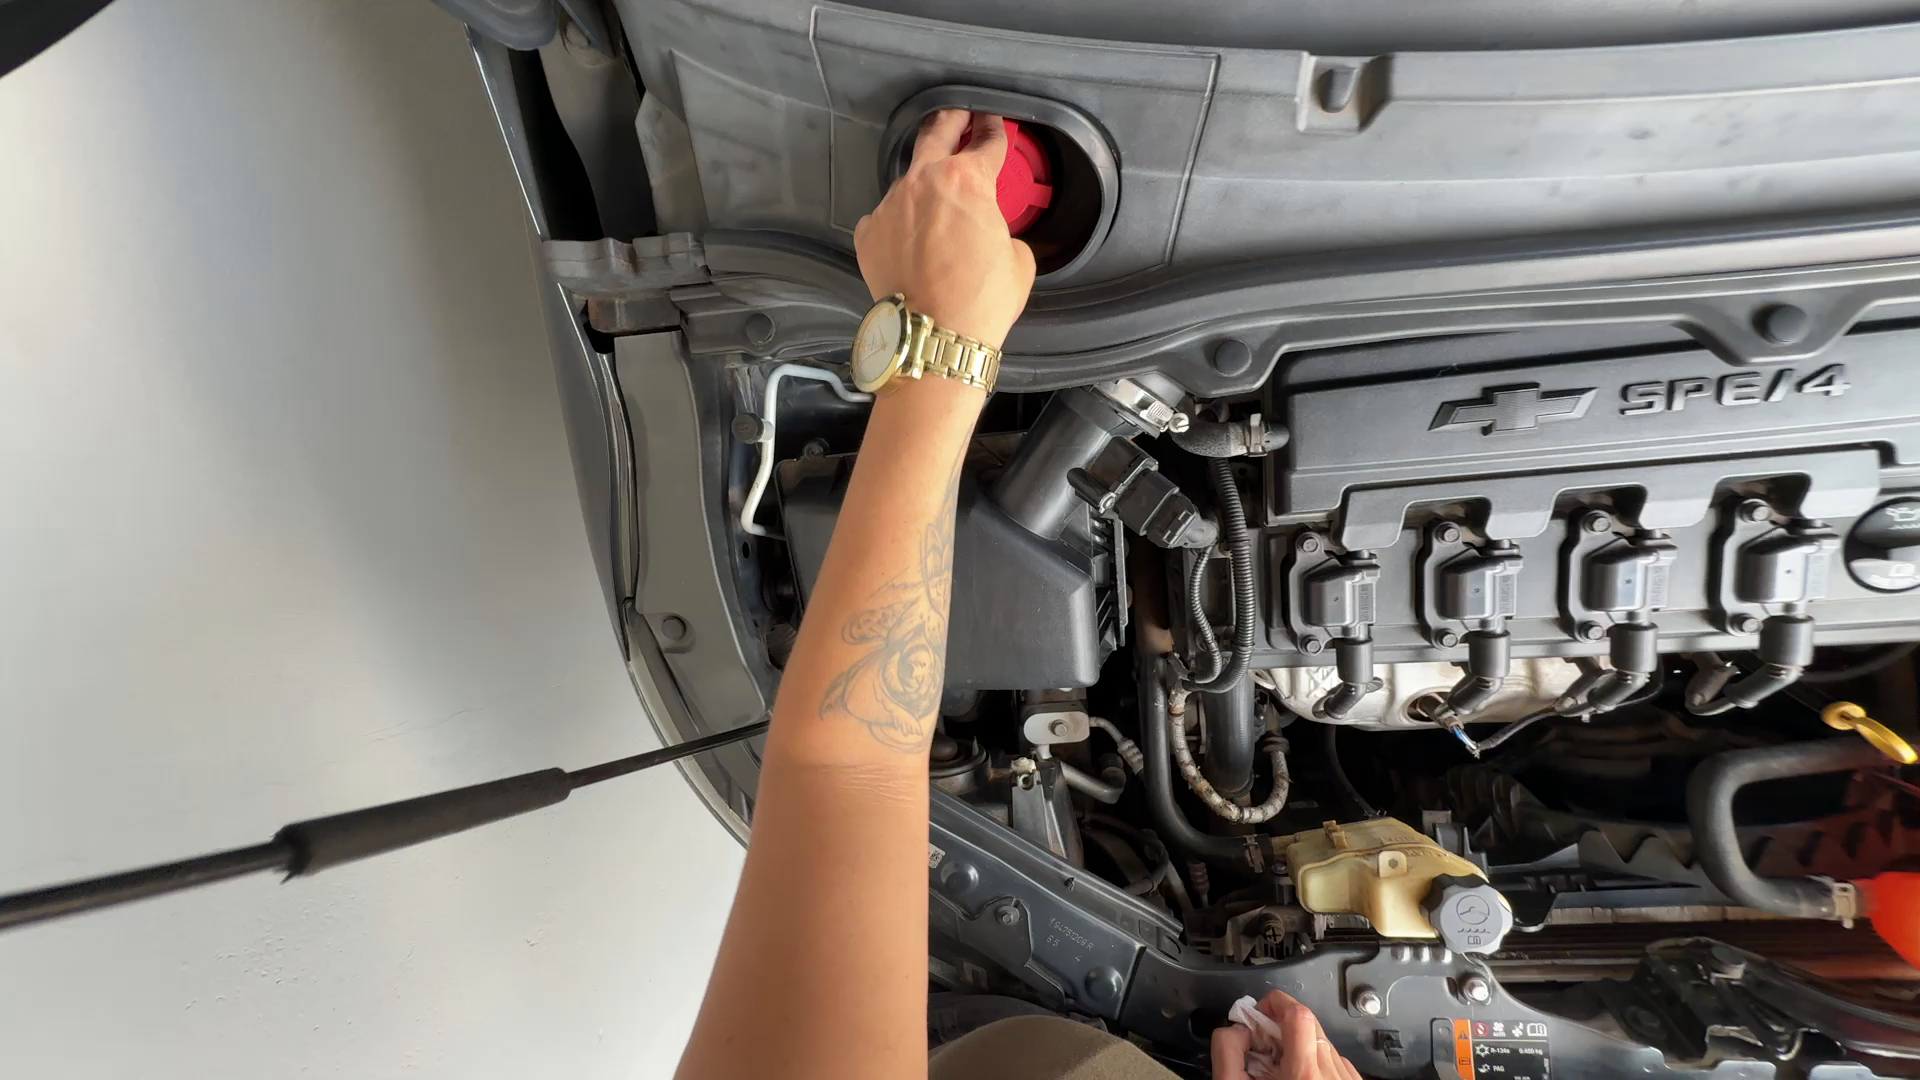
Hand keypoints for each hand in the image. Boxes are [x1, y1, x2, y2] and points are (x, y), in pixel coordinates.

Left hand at [854, 110, 1036, 348]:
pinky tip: (908, 241)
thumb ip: (1002, 231)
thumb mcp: (1018, 261)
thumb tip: (989, 234)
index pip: (986, 143)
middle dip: (951, 119)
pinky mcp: (867, 233)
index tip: (993, 123)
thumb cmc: (980, 303)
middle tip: (959, 114)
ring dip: (922, 186)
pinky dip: (898, 224)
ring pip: (907, 182)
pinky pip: (884, 218)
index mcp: (968, 181)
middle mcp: (922, 182)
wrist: (935, 337)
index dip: (994, 130)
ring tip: (932, 203)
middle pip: (936, 133)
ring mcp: (889, 206)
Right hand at [1212, 991, 1363, 1079]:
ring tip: (1284, 1074)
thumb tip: (1238, 1028)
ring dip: (1302, 1048)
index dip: (1276, 1004)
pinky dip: (1318, 1066)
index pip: (1298, 1014)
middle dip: (1283, 1027)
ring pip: (1324, 1045)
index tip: (1260, 1015)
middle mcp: (1334, 1078)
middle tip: (1266, 1047)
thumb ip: (1227, 1049)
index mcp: (1305, 1074)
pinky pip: (1337, 1065)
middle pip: (1310, 1025)